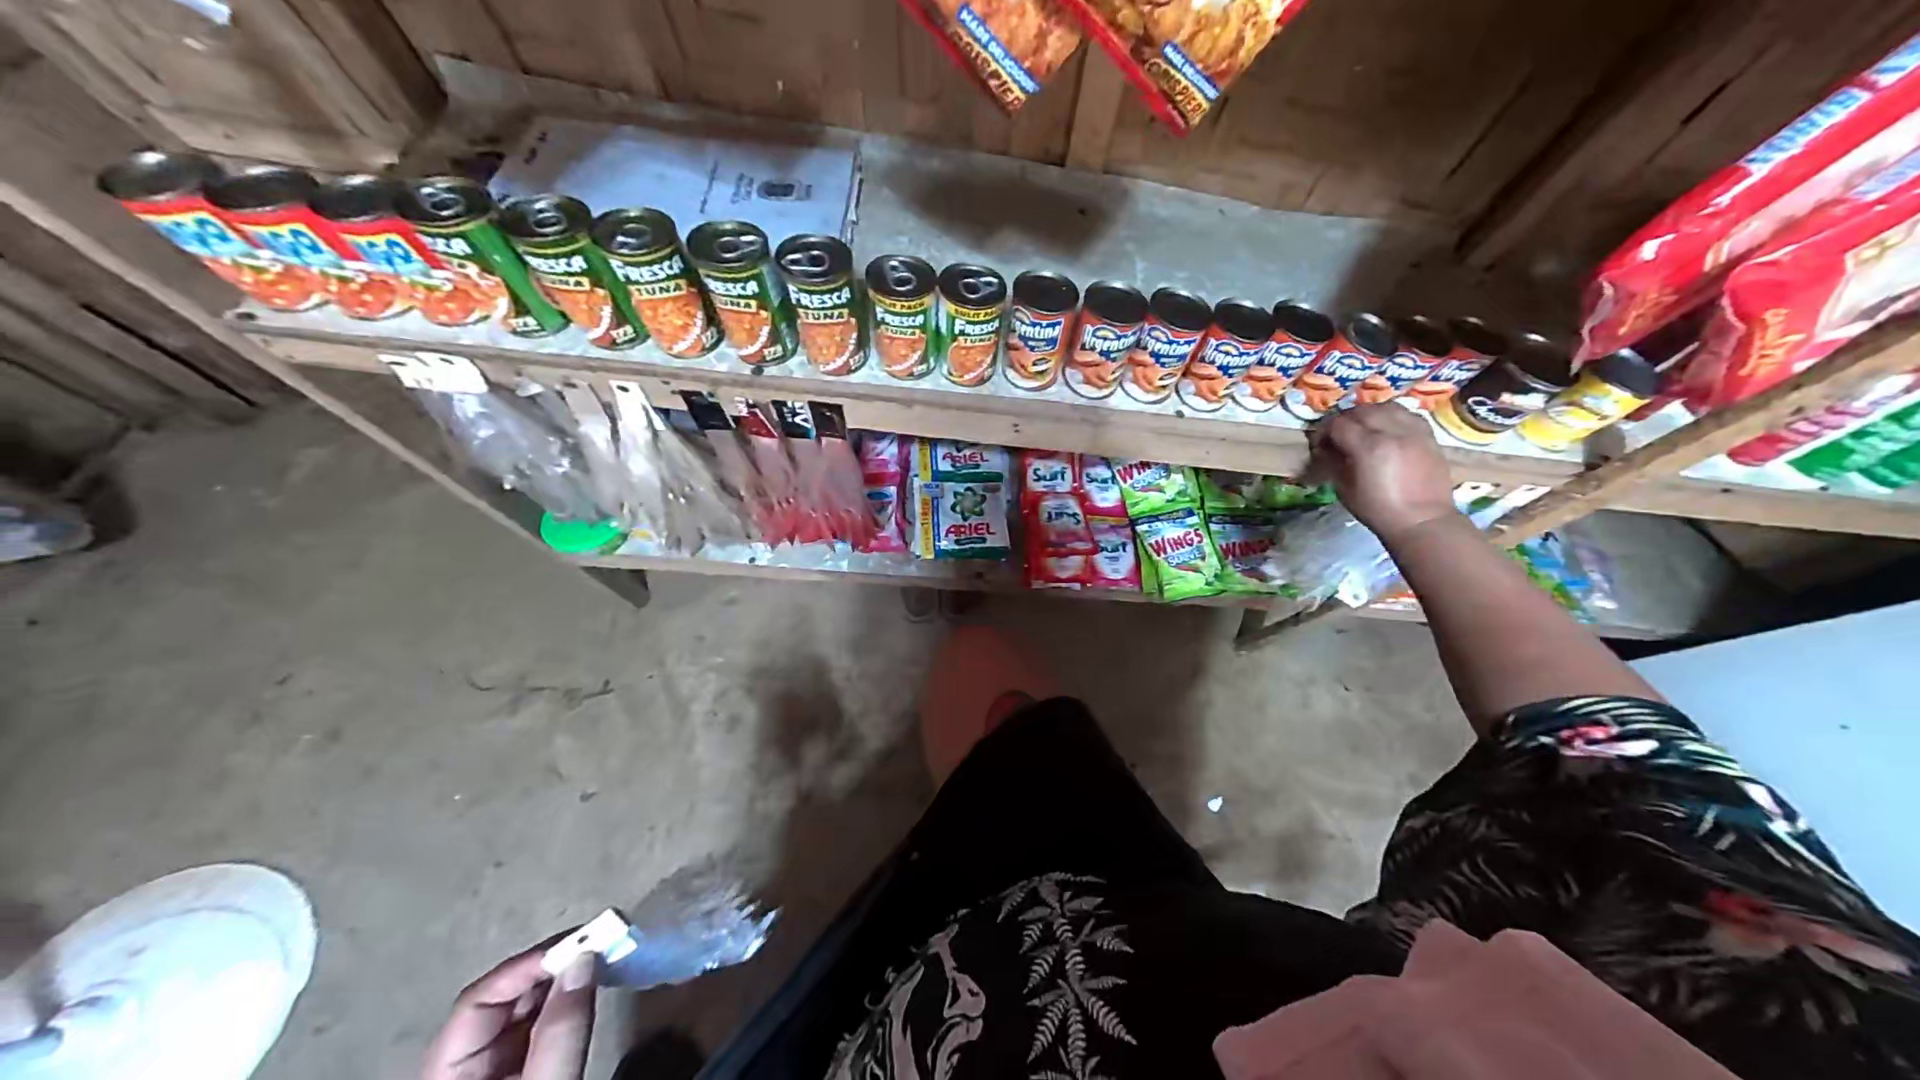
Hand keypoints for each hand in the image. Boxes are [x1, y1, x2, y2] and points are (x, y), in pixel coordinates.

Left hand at [421, 942, 595, 1079]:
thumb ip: (561, 1031)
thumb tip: (585, 957)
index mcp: (443, 1072)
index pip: (476, 1001)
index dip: (526, 966)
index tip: (579, 942)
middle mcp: (460, 1062)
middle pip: (502, 998)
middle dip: (549, 966)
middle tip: (598, 940)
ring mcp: (490, 1066)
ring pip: (523, 1007)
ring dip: (562, 977)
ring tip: (601, 954)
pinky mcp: (517, 1068)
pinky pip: (539, 1023)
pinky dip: (567, 998)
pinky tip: (591, 982)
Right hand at [1307, 404, 1458, 541]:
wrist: (1422, 520)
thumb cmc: (1378, 510)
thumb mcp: (1344, 489)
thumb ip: (1334, 462)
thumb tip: (1326, 449)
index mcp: (1368, 447)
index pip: (1338, 424)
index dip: (1323, 432)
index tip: (1319, 445)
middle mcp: (1392, 431)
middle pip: (1360, 410)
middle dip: (1344, 420)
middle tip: (1338, 436)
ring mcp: (1413, 431)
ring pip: (1385, 406)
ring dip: (1368, 413)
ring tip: (1363, 429)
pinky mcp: (1428, 435)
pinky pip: (1406, 413)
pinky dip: (1391, 416)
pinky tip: (1386, 430)